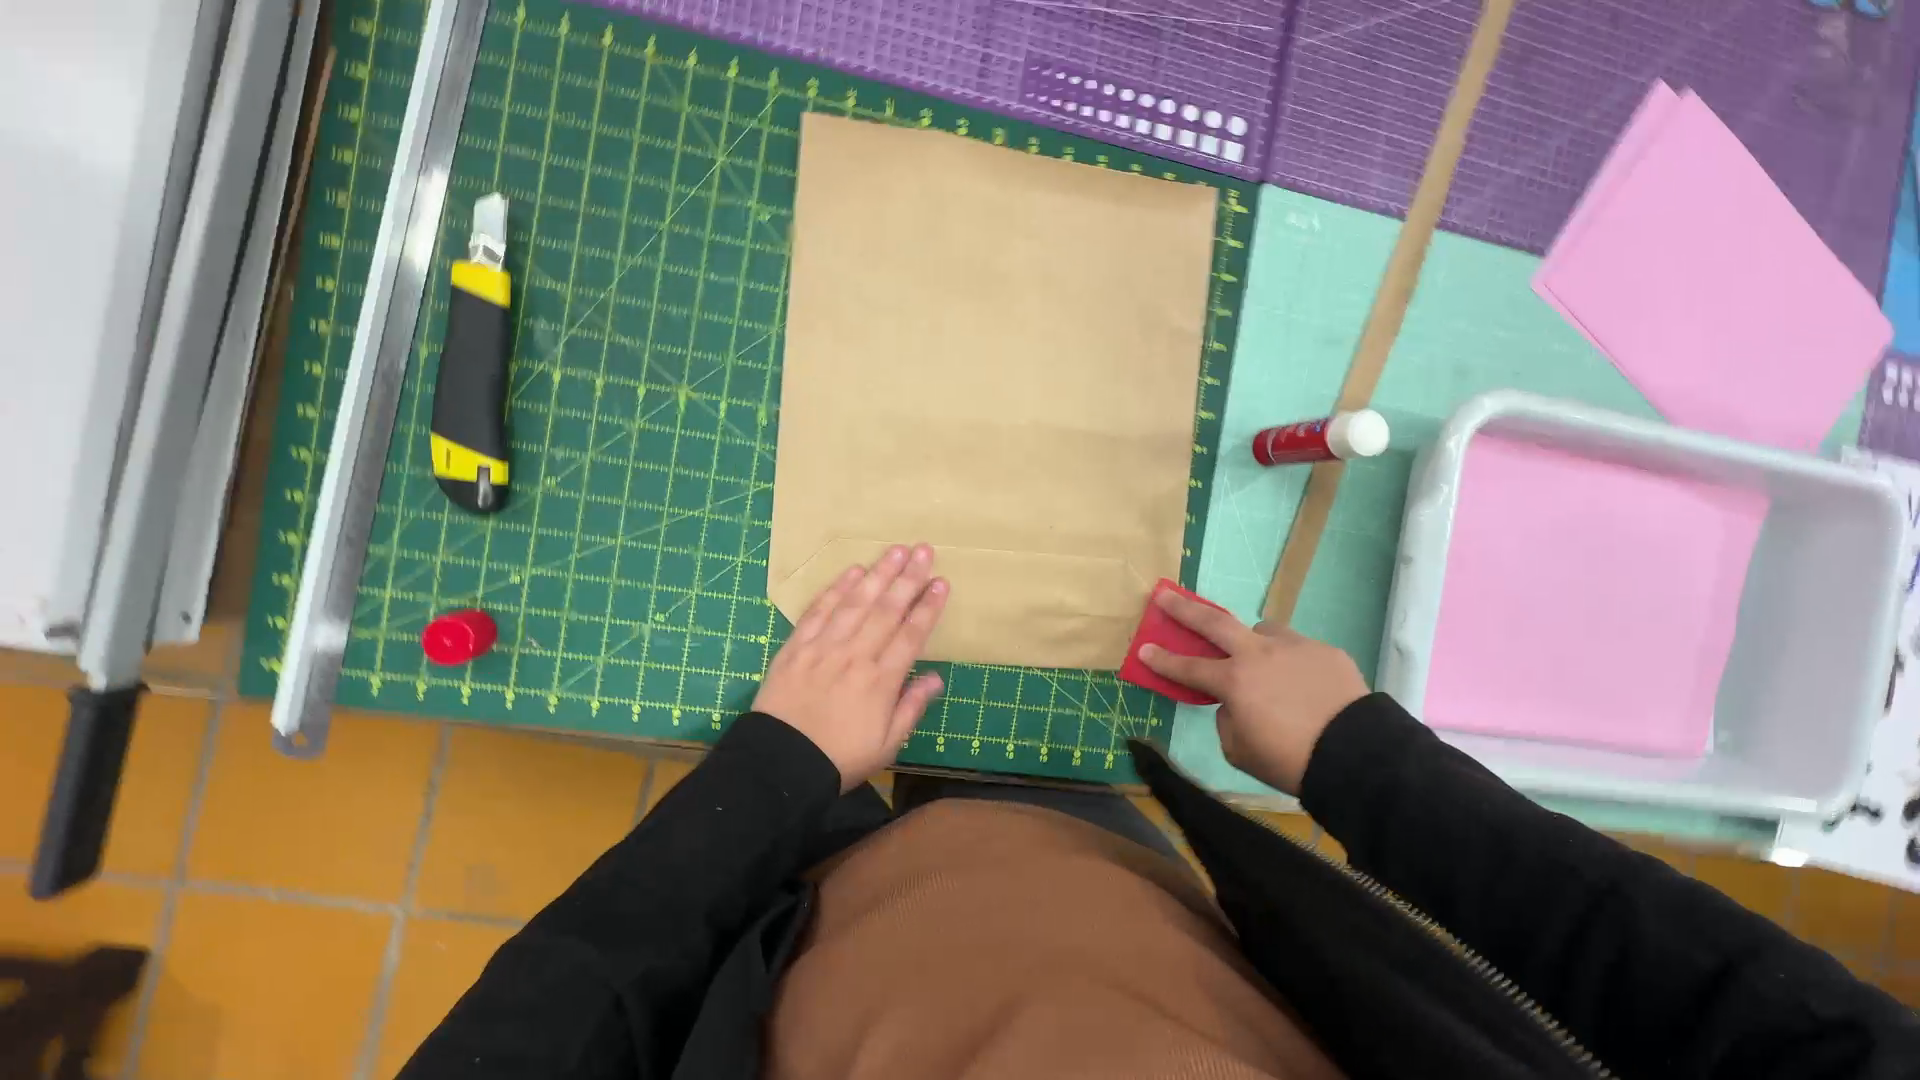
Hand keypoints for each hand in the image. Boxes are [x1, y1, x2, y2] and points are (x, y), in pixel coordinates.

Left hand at [753, 544, 948, 791]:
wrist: (781, 763)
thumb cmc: (840, 758)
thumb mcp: (887, 745)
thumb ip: (911, 707)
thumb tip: (935, 677)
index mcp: (881, 681)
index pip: (911, 635)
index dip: (928, 607)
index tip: (941, 582)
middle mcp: (856, 656)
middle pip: (887, 610)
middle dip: (908, 578)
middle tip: (924, 550)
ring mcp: (824, 648)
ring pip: (856, 603)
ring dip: (878, 574)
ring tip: (895, 550)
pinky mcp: (796, 647)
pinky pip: (819, 611)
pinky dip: (837, 589)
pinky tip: (853, 572)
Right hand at [1139, 590, 1366, 793]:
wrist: (1357, 756)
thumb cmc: (1289, 760)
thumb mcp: (1240, 751)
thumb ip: (1227, 720)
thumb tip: (1234, 704)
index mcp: (1234, 681)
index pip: (1187, 667)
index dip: (1162, 659)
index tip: (1143, 648)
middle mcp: (1259, 654)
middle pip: (1214, 623)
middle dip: (1184, 610)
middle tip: (1164, 595)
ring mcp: (1295, 647)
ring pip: (1263, 631)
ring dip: (1253, 641)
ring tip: (1261, 660)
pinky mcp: (1326, 651)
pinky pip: (1298, 649)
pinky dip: (1291, 662)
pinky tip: (1303, 684)